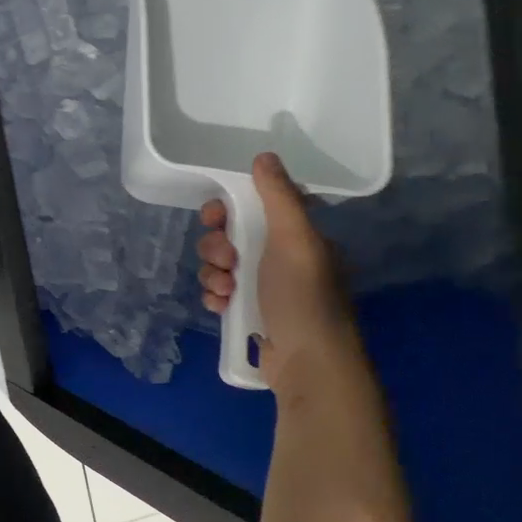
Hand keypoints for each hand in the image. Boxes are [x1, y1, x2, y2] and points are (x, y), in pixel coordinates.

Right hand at [198, 152, 357, 388]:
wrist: (309, 366)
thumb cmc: (304, 299)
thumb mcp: (295, 241)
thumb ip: (278, 198)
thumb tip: (264, 156)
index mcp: (299, 241)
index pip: (254, 209)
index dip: (228, 210)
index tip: (217, 219)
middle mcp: (284, 261)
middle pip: (230, 235)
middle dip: (216, 246)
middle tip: (225, 260)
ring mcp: (267, 289)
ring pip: (220, 264)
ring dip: (212, 273)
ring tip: (224, 291)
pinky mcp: (251, 314)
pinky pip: (218, 291)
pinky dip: (215, 296)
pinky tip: (222, 307)